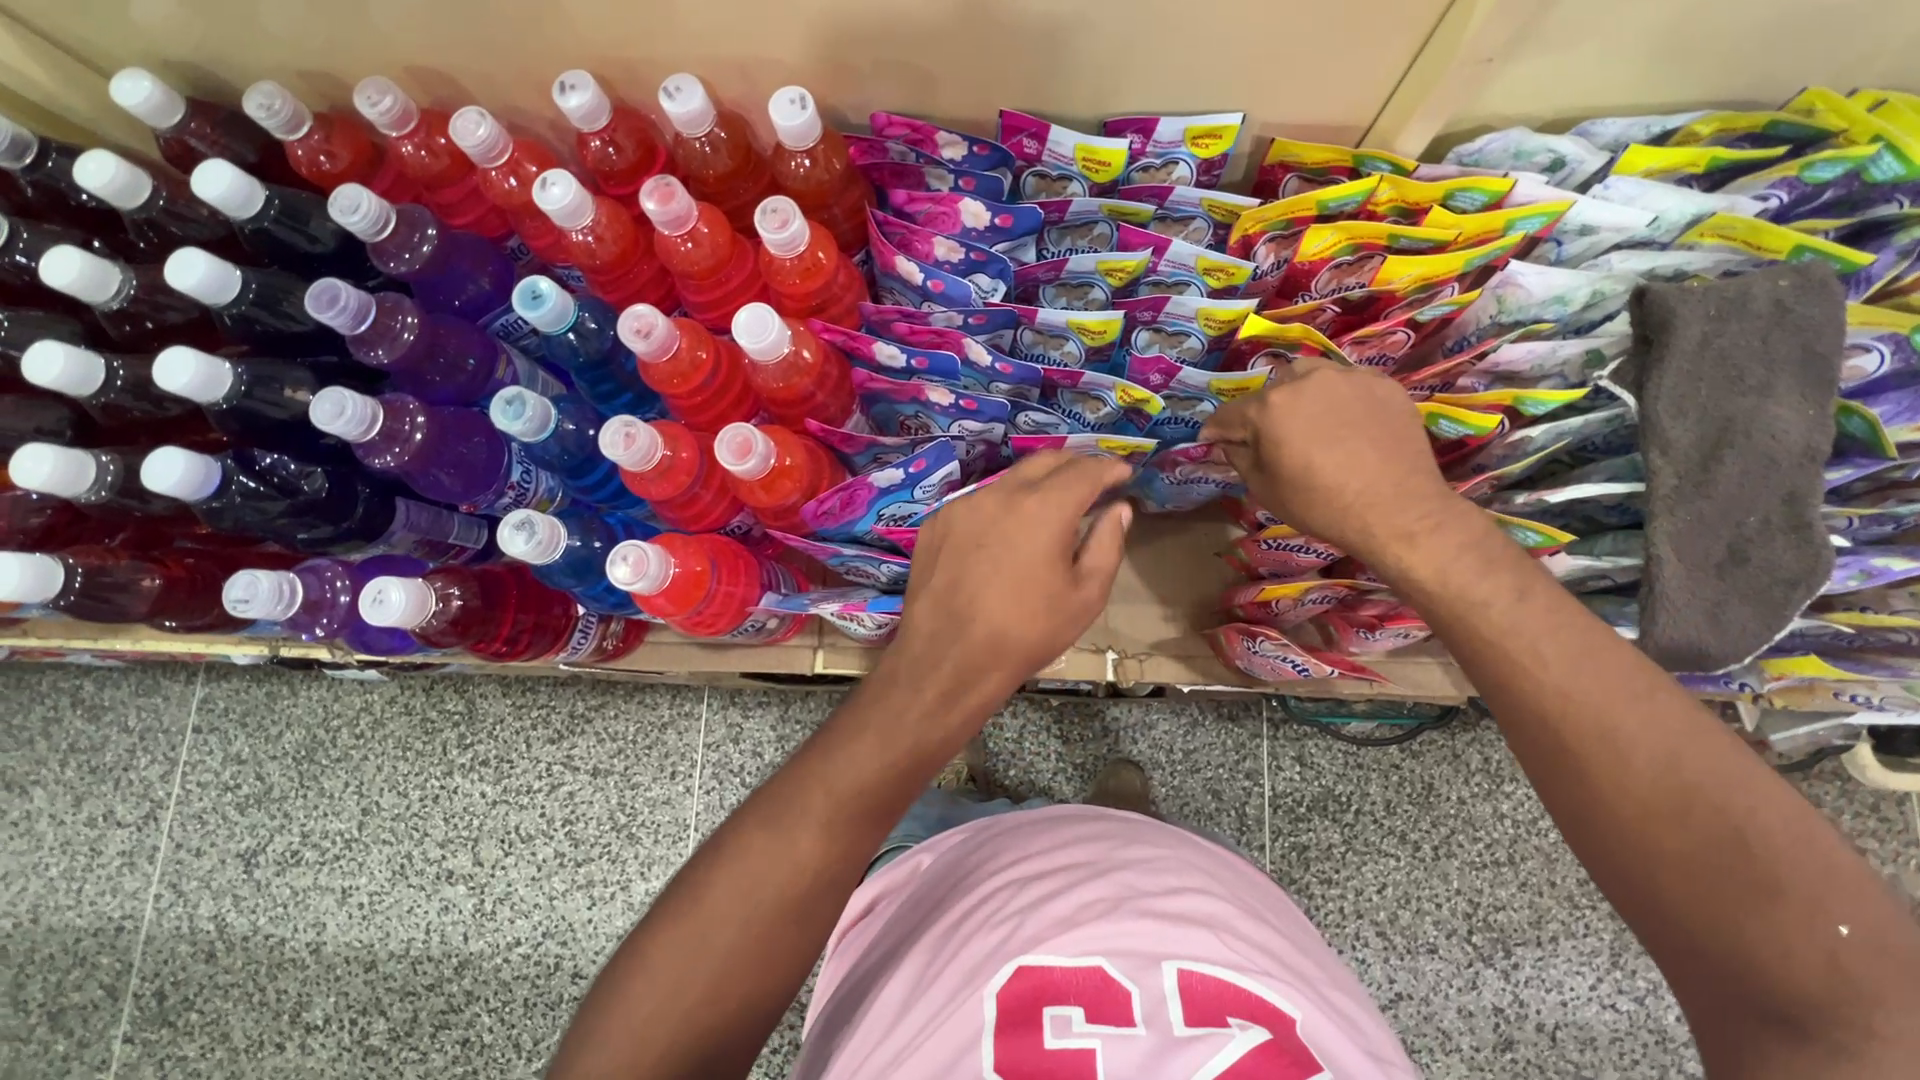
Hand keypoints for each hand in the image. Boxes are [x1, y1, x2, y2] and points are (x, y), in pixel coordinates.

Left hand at [885, 451, 1132, 704]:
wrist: (948, 659)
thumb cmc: (1026, 633)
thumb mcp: (1085, 597)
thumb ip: (1107, 544)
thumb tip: (1119, 509)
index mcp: (1044, 508)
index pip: (1086, 470)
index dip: (1110, 468)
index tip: (1123, 473)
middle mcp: (1001, 493)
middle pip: (1045, 461)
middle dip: (1075, 464)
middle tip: (1092, 480)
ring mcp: (962, 505)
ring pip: (1008, 480)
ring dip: (1035, 485)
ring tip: (1049, 508)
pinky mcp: (937, 522)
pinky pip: (977, 503)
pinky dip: (999, 508)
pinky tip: (1003, 536)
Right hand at [1200, 356, 1465, 562]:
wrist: (1396, 511)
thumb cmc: (1320, 505)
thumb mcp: (1264, 489)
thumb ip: (1240, 457)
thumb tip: (1230, 442)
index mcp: (1269, 407)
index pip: (1228, 413)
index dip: (1217, 430)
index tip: (1215, 441)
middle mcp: (1305, 380)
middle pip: (1272, 388)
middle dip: (1265, 410)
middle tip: (1274, 437)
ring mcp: (1348, 377)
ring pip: (1312, 376)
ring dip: (1303, 395)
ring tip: (1313, 423)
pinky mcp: (1383, 384)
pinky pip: (1349, 384)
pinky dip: (1342, 400)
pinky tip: (1350, 426)